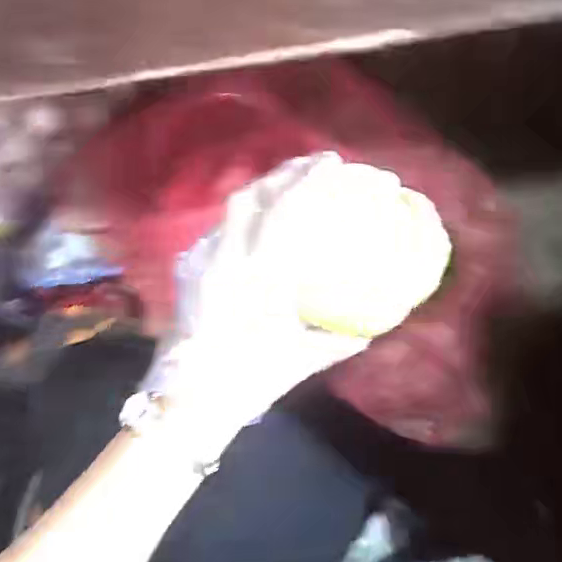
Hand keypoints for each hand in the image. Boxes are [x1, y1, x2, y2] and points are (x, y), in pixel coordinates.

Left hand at [134, 153, 373, 458]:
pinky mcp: (188, 269)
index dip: (311, 177)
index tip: (336, 162)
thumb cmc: (249, 381)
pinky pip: (220, 230)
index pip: (286, 208)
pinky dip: (244, 219)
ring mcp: (202, 259)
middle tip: (315, 164)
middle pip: (254, 194)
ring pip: (232, 209)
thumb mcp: (304, 358)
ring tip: (287, 186)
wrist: (187, 399)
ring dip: (263, 190)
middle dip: (286, 171)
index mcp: (258, 272)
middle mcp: (226, 255)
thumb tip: (374, 327)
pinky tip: (257, 228)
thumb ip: (342, 339)